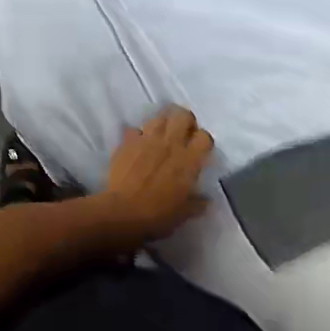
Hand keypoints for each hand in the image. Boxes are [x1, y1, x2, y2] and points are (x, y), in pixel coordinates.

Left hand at [98, 105, 213, 240]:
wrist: (123, 211)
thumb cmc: (159, 214)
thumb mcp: (184, 213)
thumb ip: (197, 203)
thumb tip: (206, 200)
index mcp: (188, 160)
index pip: (204, 137)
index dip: (204, 140)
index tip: (200, 148)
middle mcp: (169, 144)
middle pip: (182, 116)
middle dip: (185, 121)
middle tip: (182, 134)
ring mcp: (146, 139)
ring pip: (158, 117)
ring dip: (163, 124)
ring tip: (161, 137)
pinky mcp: (127, 141)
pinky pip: (134, 130)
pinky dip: (138, 135)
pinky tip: (138, 146)